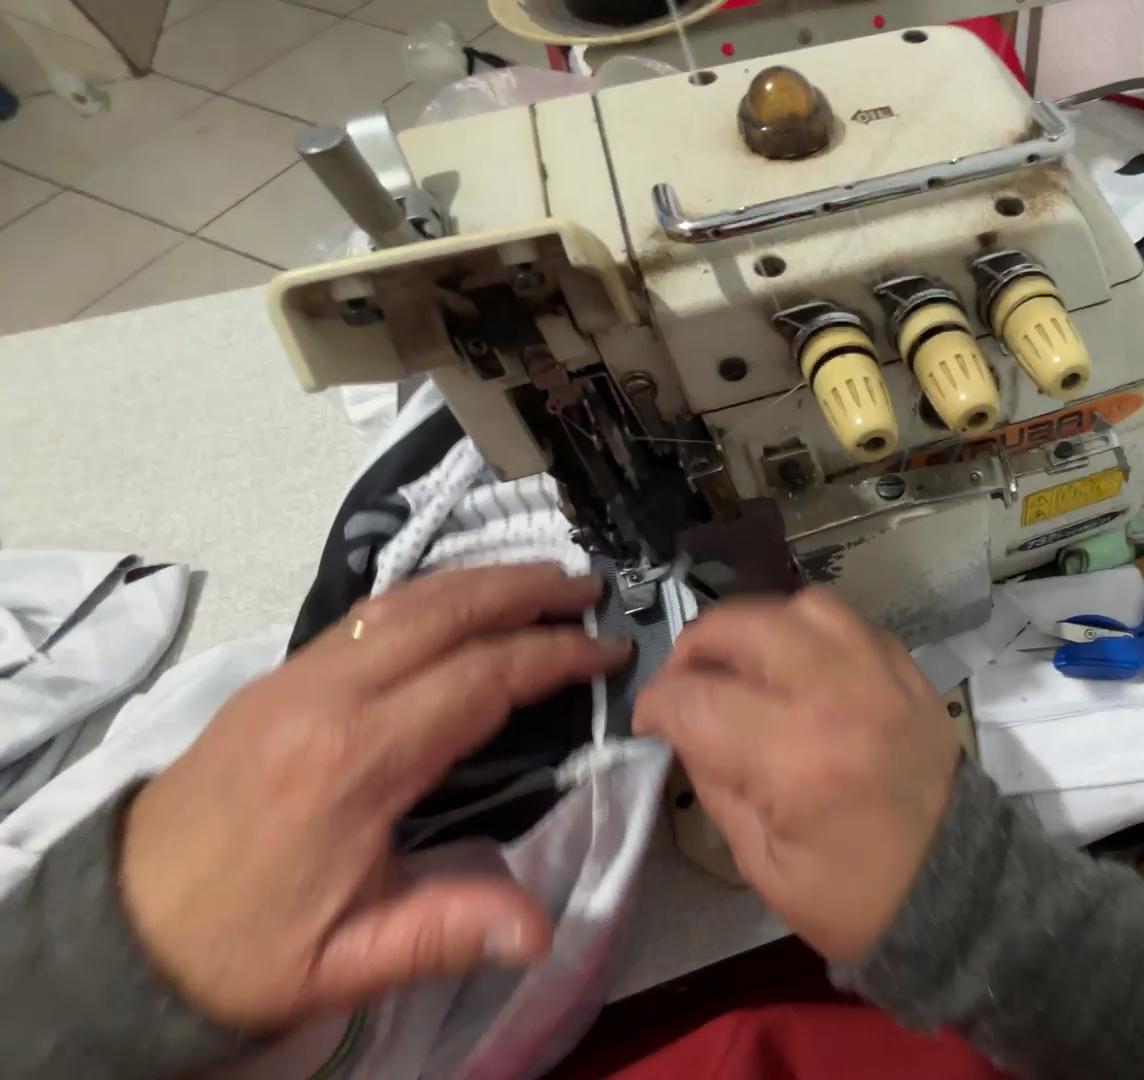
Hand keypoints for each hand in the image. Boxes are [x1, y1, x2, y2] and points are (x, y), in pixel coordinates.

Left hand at [119, 564, 629, 1030]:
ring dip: (486, 580)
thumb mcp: (349, 962)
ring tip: (547, 578)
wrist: (108, 941)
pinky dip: (438, 592)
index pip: (481, 676)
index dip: (557, 656)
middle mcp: (326, 696)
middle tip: (591, 588)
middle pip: (446, 612)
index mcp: (356, 759)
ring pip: (408, 600)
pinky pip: (374, 613)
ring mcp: (294, 676)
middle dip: (529, 591)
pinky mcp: (277, 676)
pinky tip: (470, 598)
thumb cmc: (242, 948)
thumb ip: (449, 933)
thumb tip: (542, 931)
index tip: (611, 651)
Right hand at [631, 588, 958, 963]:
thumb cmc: (854, 893)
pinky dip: (809, 630)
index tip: (649, 719)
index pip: (699, 700)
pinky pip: (849, 620)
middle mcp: (840, 697)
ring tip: (742, 662)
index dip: (656, 704)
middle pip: (747, 625)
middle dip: (697, 645)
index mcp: (797, 759)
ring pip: (802, 606)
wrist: (954, 879)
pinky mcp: (908, 668)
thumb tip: (684, 726)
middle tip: (687, 678)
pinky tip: (797, 663)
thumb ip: (715, 782)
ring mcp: (882, 673)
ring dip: (757, 626)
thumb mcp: (762, 862)